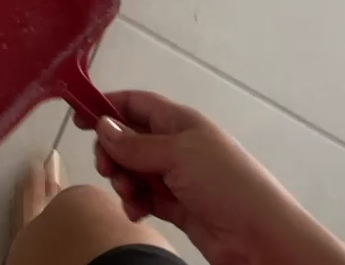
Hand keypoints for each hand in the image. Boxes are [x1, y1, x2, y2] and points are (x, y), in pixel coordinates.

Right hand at [77, 92, 344, 264]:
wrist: (265, 241)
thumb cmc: (225, 184)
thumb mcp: (177, 155)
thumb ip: (136, 143)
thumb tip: (102, 124)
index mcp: (180, 122)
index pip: (136, 104)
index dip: (108, 107)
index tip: (79, 118)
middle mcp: (177, 145)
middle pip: (131, 138)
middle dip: (113, 151)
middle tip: (107, 169)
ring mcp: (179, 178)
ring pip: (136, 170)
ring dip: (125, 180)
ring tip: (130, 195)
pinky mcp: (181, 208)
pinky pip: (147, 196)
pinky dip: (137, 201)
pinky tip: (136, 210)